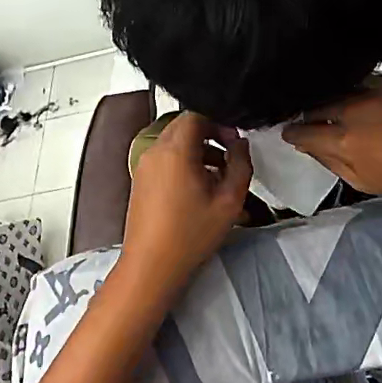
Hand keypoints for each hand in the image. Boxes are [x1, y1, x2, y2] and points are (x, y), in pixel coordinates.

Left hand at [121, 112, 252, 288]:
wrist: (151, 267)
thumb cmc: (191, 234)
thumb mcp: (230, 200)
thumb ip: (241, 165)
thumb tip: (240, 145)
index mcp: (175, 150)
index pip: (196, 115)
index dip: (220, 122)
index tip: (235, 142)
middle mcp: (155, 151)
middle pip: (184, 126)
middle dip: (210, 134)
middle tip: (230, 155)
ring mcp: (144, 166)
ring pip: (174, 142)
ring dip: (198, 149)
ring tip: (219, 174)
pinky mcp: (140, 180)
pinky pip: (164, 158)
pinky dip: (183, 161)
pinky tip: (200, 187)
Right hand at [282, 88, 381, 203]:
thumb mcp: (365, 182)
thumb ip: (333, 162)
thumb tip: (312, 148)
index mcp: (344, 140)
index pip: (304, 132)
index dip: (293, 134)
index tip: (289, 134)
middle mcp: (354, 110)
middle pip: (318, 106)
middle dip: (309, 114)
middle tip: (308, 123)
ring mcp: (374, 93)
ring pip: (340, 94)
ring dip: (331, 103)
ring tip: (331, 113)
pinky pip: (363, 88)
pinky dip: (354, 97)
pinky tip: (359, 105)